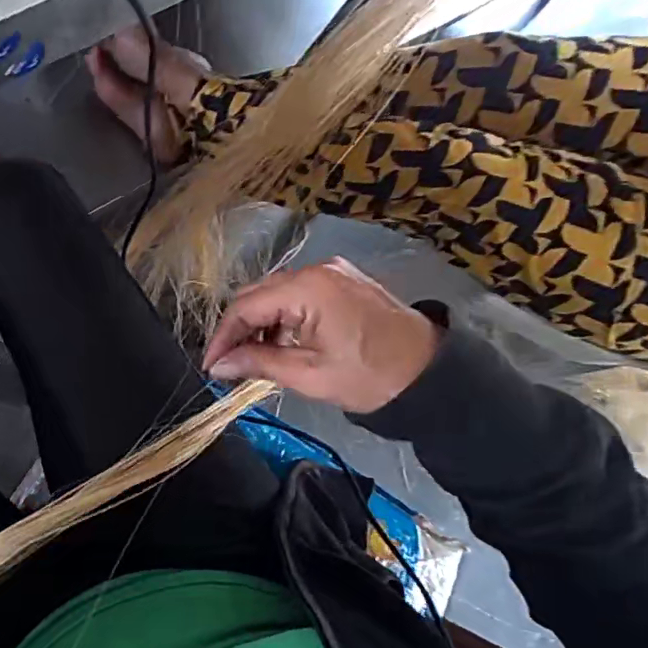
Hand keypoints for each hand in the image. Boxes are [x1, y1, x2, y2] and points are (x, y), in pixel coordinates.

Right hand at [202, 258, 439, 413]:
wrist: (437, 376)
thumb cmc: (373, 377)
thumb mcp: (308, 374)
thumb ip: (256, 363)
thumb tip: (216, 365)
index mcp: (307, 288)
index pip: (245, 307)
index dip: (222, 337)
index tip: (210, 365)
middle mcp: (315, 270)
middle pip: (255, 295)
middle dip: (237, 329)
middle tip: (228, 362)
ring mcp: (331, 272)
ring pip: (273, 294)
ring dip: (258, 323)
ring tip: (253, 356)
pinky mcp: (342, 281)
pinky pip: (295, 294)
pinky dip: (280, 317)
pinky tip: (279, 342)